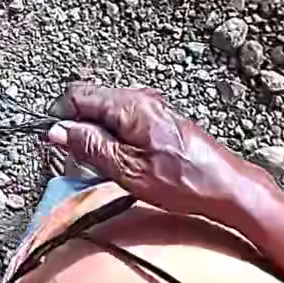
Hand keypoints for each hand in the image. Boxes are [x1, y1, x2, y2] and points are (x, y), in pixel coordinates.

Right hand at [44, 84, 274, 226]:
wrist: (226, 187)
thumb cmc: (181, 181)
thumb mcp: (126, 169)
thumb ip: (89, 146)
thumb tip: (57, 130)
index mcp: (128, 104)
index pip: (76, 94)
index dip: (62, 119)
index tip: (61, 146)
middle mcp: (139, 96)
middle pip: (90, 101)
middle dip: (78, 128)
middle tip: (83, 161)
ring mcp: (151, 105)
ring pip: (105, 111)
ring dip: (96, 134)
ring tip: (106, 165)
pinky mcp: (159, 118)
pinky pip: (123, 119)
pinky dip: (114, 137)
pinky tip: (124, 161)